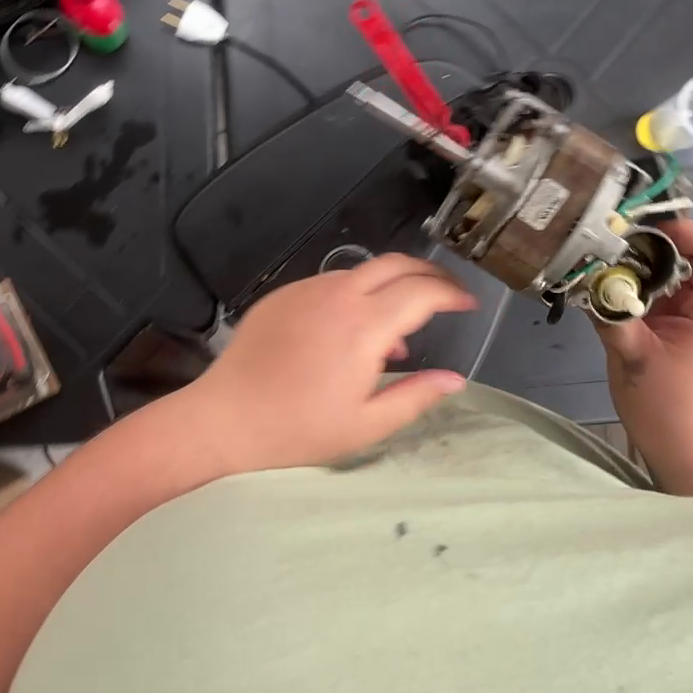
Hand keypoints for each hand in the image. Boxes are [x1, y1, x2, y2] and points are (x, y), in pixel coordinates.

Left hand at [177, 254, 476, 475]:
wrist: (223, 418)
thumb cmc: (297, 429)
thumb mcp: (366, 425)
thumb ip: (416, 396)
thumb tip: (455, 379)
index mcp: (364, 324)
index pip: (422, 290)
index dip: (452, 292)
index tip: (469, 303)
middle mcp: (337, 294)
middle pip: (395, 263)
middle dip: (428, 272)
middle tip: (446, 293)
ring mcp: (306, 290)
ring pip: (361, 272)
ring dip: (389, 287)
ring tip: (397, 331)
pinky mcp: (282, 295)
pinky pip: (330, 285)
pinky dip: (353, 297)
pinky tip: (349, 333)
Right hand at [596, 219, 692, 462]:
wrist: (690, 450)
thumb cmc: (671, 408)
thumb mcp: (634, 358)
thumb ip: (611, 315)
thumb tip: (585, 281)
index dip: (683, 231)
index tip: (637, 234)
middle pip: (692, 254)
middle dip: (650, 246)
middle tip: (609, 248)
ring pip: (674, 272)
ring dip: (640, 266)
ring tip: (604, 267)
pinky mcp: (681, 327)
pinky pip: (662, 293)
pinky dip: (638, 286)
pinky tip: (611, 291)